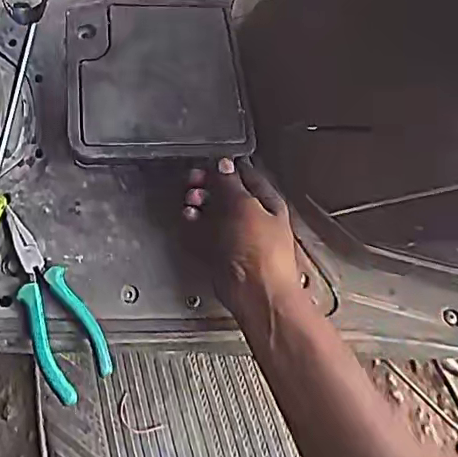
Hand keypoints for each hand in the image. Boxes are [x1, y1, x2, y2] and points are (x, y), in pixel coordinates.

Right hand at [182, 157, 301, 324]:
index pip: (247, 177)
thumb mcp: (244, 207)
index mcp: (268, 204)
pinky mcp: (223, 252)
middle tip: (194, 180)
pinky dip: (196, 222)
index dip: (228, 169)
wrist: (256, 292)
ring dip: (201, 202)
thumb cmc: (260, 251)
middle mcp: (254, 219)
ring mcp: (237, 236)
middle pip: (228, 194)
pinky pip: (206, 231)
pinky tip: (189, 216)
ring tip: (191, 198)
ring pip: (215, 212)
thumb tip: (224, 166)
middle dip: (210, 185)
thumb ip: (231, 185)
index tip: (210, 164)